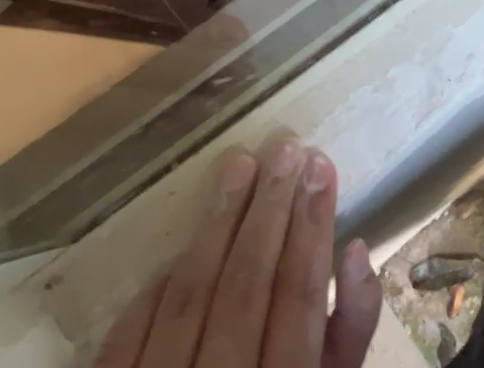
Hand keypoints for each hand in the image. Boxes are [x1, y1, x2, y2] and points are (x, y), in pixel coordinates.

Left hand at [92, 137, 380, 367]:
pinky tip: (186, 243)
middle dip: (270, 208)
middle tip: (286, 146)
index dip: (312, 225)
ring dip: (217, 224)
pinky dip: (158, 286)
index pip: (299, 293)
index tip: (321, 165)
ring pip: (187, 297)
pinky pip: (127, 336)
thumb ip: (350, 332)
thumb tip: (356, 250)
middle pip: (245, 285)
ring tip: (239, 166)